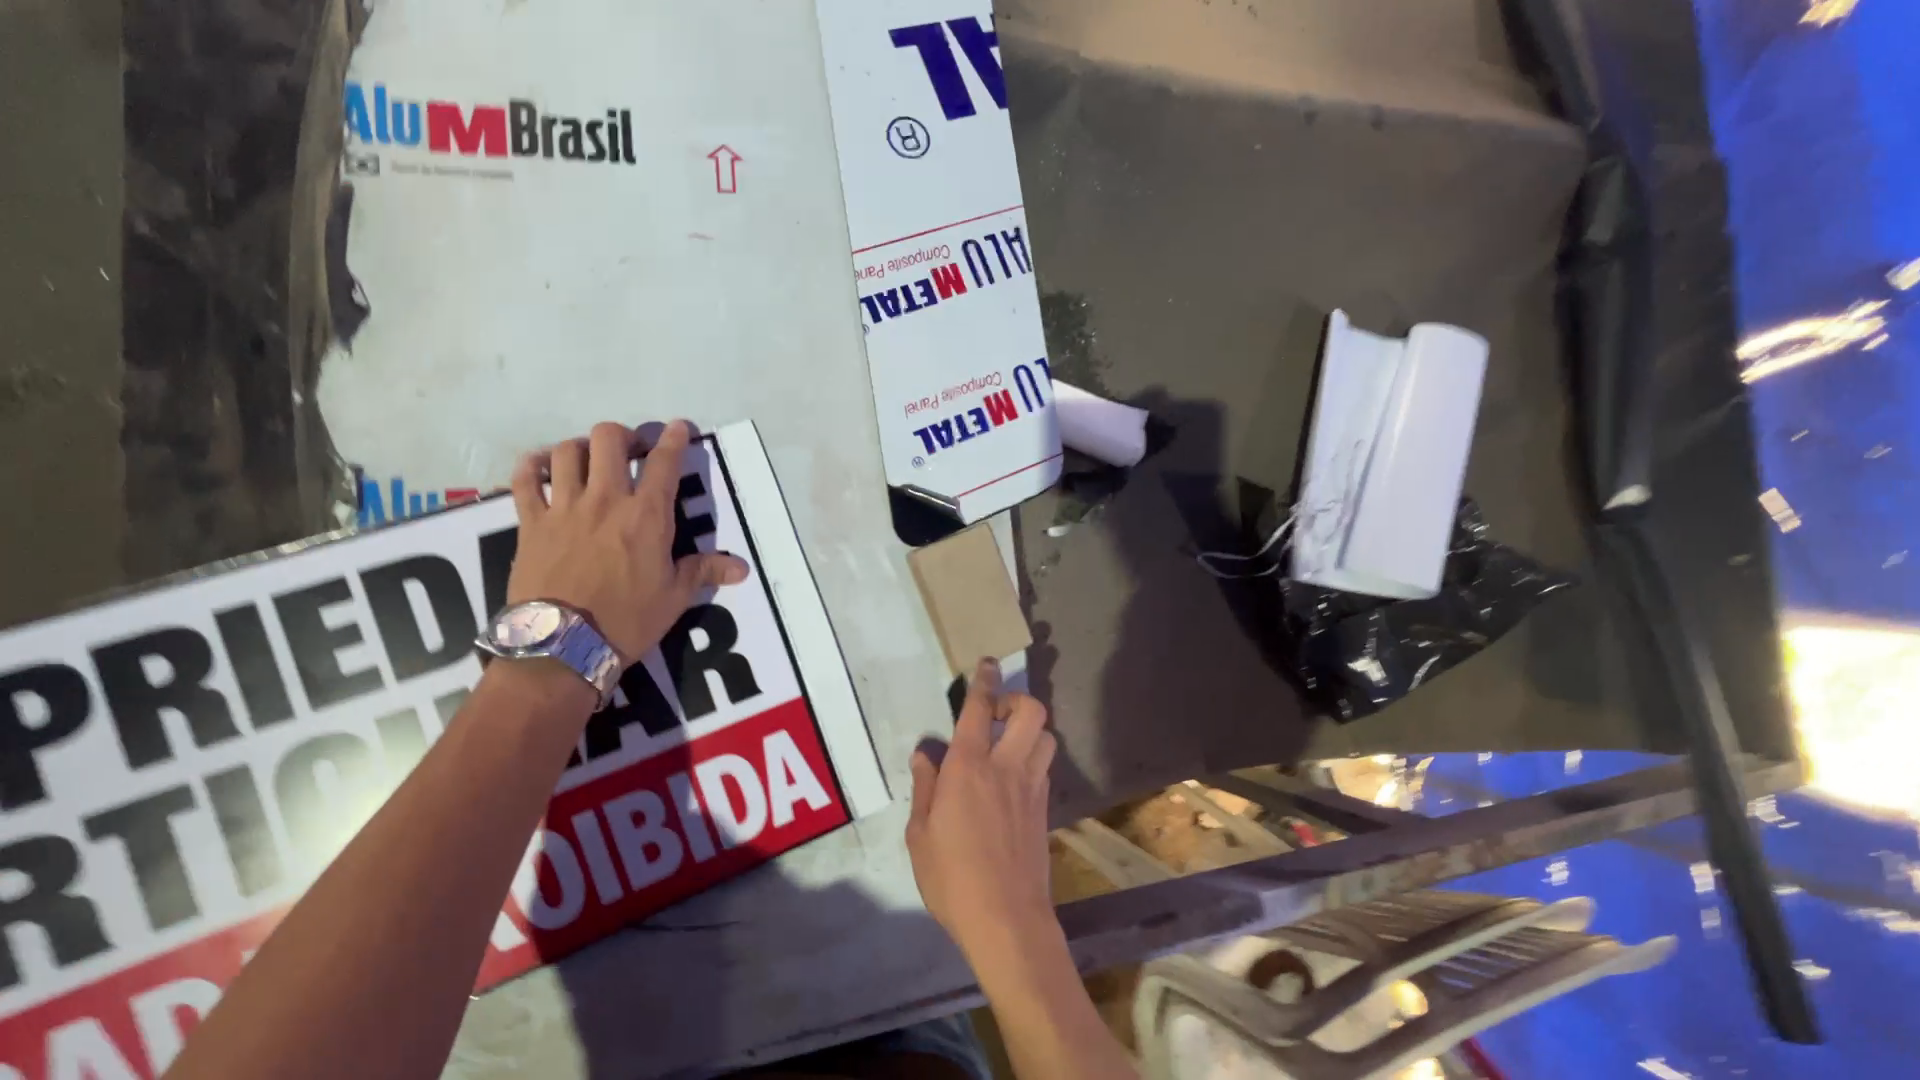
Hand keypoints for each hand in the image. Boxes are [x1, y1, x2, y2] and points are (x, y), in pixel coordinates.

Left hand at [507, 420, 747, 661]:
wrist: (562, 646)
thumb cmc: (627, 621)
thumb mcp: (674, 598)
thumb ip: (704, 572)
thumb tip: (742, 568)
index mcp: (646, 515)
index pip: (664, 462)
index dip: (674, 438)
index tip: (678, 428)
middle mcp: (605, 499)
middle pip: (609, 439)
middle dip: (623, 437)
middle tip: (630, 452)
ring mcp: (563, 508)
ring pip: (566, 451)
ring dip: (579, 448)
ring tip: (587, 462)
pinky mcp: (530, 523)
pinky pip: (524, 479)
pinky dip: (531, 466)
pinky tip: (540, 468)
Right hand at [906, 659, 1059, 963]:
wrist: (1007, 918)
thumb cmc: (951, 878)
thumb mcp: (920, 834)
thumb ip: (925, 788)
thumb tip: (925, 754)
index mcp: (968, 768)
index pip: (979, 711)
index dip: (984, 681)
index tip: (987, 664)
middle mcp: (1006, 768)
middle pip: (1030, 712)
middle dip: (1016, 700)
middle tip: (995, 713)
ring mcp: (1031, 788)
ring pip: (1045, 737)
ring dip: (1030, 729)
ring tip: (1008, 743)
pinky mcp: (1044, 809)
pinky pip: (1044, 767)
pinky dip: (1033, 758)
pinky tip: (1014, 778)